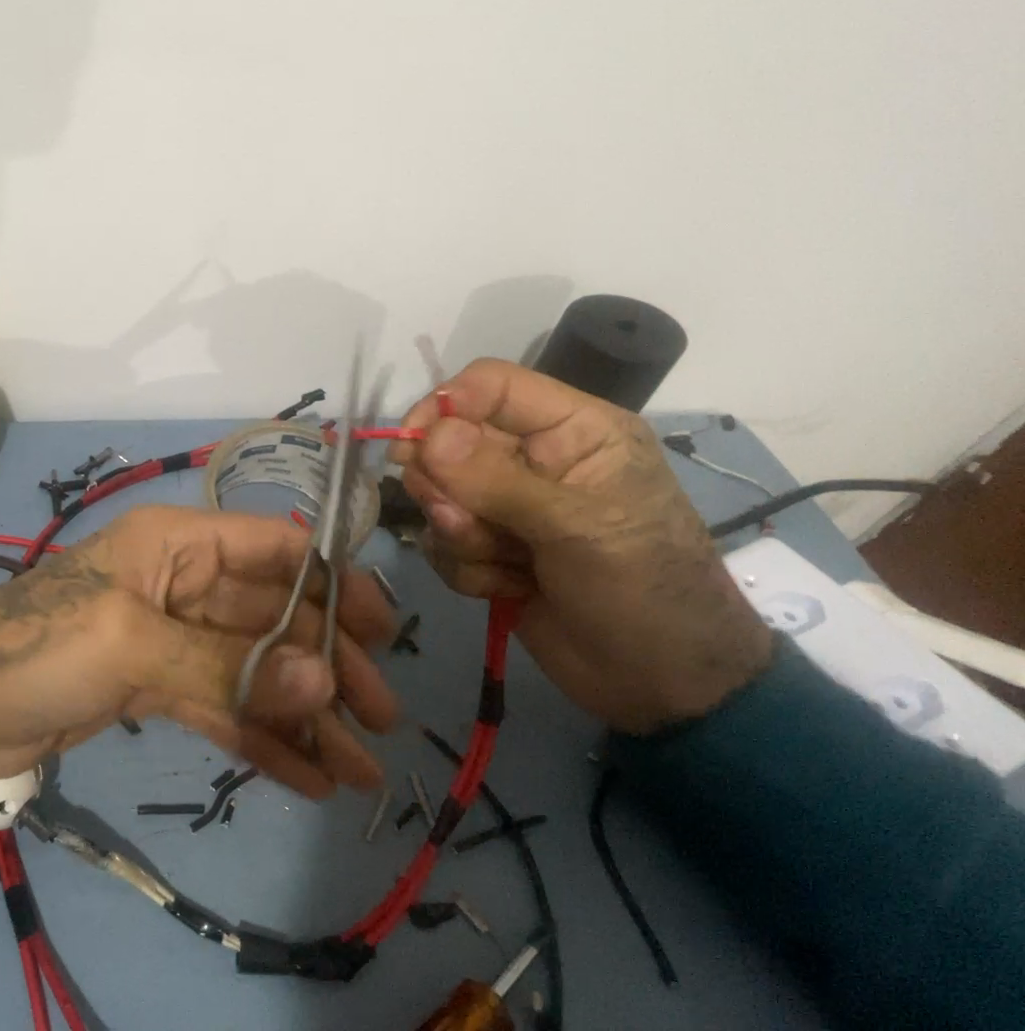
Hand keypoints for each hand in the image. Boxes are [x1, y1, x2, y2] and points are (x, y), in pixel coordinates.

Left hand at [0, 506, 399, 798]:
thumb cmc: (36, 651)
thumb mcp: (130, 645)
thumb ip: (227, 665)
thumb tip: (325, 680)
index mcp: (175, 543)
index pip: (276, 548)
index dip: (335, 584)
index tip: (384, 636)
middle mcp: (181, 582)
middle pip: (277, 615)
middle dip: (328, 666)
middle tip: (380, 723)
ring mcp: (171, 639)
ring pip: (257, 669)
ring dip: (306, 716)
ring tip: (358, 771)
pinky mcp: (157, 688)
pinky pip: (225, 707)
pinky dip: (263, 738)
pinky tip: (306, 778)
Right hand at [392, 359, 773, 733]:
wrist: (662, 685)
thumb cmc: (643, 590)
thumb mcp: (577, 527)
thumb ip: (496, 480)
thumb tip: (423, 436)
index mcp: (574, 431)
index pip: (490, 387)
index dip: (443, 409)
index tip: (409, 452)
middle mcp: (536, 461)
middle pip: (449, 444)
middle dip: (448, 490)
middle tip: (464, 523)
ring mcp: (510, 509)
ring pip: (440, 498)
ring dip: (460, 536)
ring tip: (506, 566)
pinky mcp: (490, 552)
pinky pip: (442, 543)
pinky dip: (465, 569)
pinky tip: (507, 589)